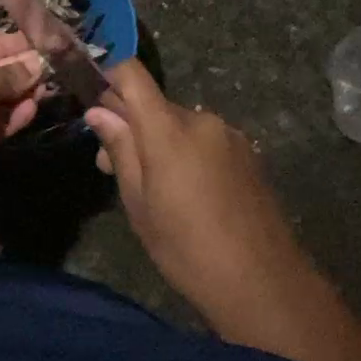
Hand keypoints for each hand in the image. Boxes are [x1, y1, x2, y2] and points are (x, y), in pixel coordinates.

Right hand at [83, 61, 301, 325]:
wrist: (266, 286)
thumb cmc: (188, 249)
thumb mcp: (139, 204)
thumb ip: (120, 150)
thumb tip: (98, 112)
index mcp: (169, 128)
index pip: (132, 75)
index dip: (109, 78)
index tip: (94, 103)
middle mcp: (201, 120)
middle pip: (154, 105)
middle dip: (130, 126)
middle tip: (111, 167)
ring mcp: (230, 136)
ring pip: (179, 125)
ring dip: (159, 142)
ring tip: (153, 188)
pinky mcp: (249, 155)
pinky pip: (204, 140)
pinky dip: (186, 153)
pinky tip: (188, 194)